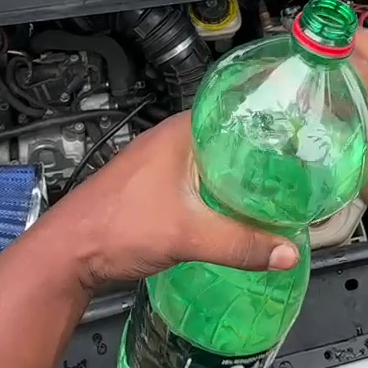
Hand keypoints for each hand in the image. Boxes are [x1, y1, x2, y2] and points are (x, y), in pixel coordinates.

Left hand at [32, 114, 300, 291]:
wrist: (68, 255)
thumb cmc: (115, 227)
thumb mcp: (187, 234)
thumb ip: (239, 243)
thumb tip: (287, 252)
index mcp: (179, 132)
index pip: (235, 113)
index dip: (268, 125)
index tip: (298, 138)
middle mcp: (171, 141)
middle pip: (229, 142)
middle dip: (261, 158)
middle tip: (297, 173)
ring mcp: (162, 164)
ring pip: (214, 165)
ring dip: (241, 179)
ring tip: (277, 194)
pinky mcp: (157, 189)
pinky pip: (200, 184)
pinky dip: (221, 195)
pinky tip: (238, 213)